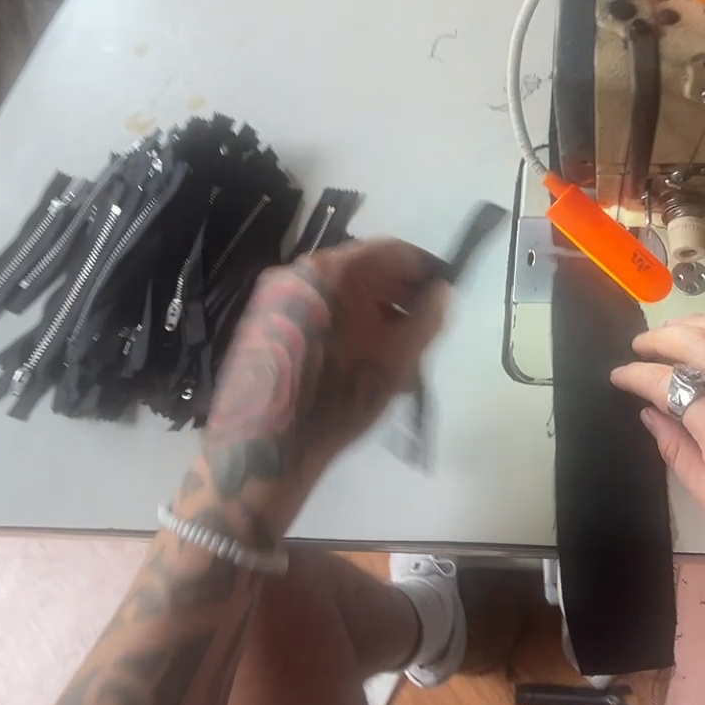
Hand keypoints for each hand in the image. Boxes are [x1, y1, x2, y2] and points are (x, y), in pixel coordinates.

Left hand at [177, 238, 448, 537]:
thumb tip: (443, 291)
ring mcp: (274, 298)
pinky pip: (316, 310)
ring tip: (395, 353)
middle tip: (422, 328)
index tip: (442, 293)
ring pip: (340, 293)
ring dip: (373, 314)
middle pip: (364, 269)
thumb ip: (429, 318)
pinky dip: (344, 325)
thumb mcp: (397, 359)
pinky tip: (359, 361)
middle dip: (399, 296)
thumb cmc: (338, 399)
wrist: (262, 454)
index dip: (424, 269)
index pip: (392, 250)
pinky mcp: (262, 325)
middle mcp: (298, 272)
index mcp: (332, 270)